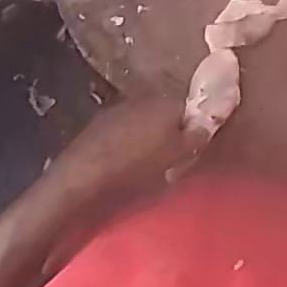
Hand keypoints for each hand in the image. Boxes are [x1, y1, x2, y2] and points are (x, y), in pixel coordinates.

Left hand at [40, 97, 206, 211]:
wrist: (78, 185)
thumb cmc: (135, 170)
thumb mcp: (177, 156)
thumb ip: (196, 137)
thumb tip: (208, 122)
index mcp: (162, 102)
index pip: (190, 106)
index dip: (197, 126)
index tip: (201, 146)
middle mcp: (139, 101)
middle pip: (166, 114)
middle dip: (174, 132)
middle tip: (181, 158)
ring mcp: (114, 115)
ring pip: (144, 125)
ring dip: (150, 140)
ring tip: (155, 166)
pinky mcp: (96, 133)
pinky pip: (124, 137)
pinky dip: (130, 149)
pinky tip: (129, 169)